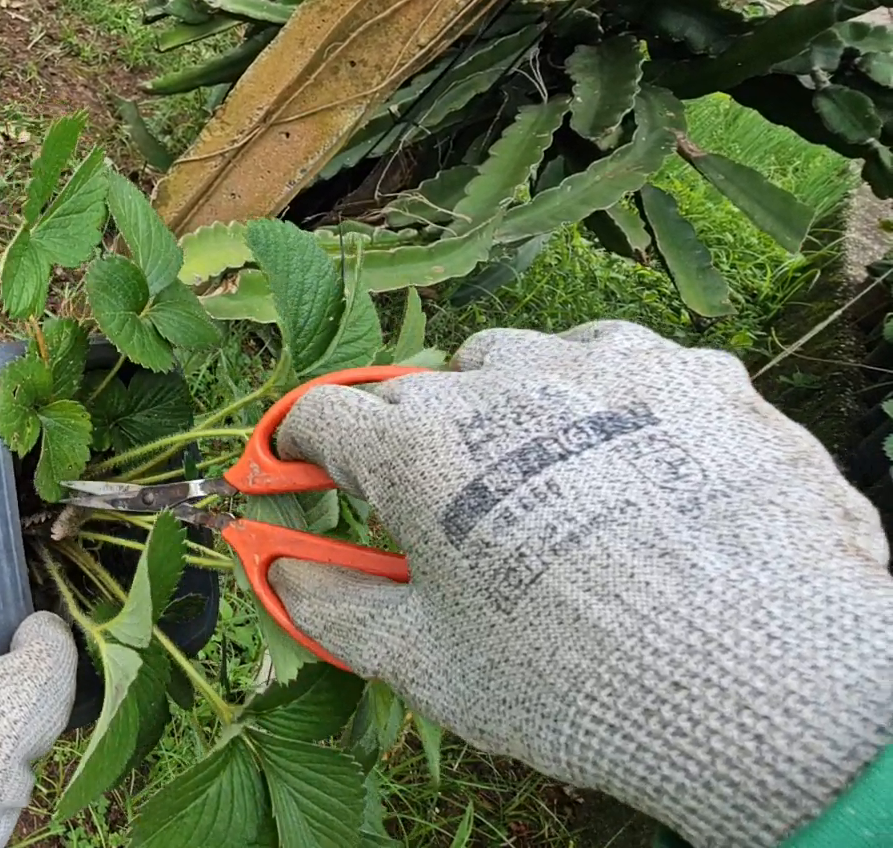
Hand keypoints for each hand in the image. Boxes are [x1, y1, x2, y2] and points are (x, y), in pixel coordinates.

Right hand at [272, 322, 892, 847]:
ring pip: (494, 361)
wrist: (803, 715)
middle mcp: (489, 390)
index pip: (317, 414)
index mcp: (413, 452)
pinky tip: (614, 450)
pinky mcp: (686, 374)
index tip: (301, 471)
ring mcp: (593, 370)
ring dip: (484, 404)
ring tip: (525, 472)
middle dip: (395, 444)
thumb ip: (321, 601)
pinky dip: (588, 391)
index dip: (298, 445)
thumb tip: (266, 562)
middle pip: (401, 392)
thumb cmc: (580, 687)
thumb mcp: (421, 661)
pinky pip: (604, 354)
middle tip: (429, 511)